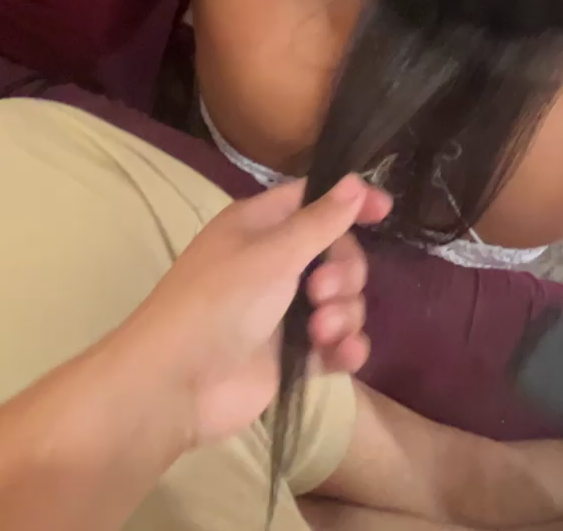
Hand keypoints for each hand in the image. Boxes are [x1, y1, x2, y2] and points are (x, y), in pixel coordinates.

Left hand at [109, 175, 390, 448]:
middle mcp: (275, 261)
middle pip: (337, 252)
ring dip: (343, 313)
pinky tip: (339, 355)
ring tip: (320, 332)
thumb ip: (320, 221)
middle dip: (343, 271)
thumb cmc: (220, 301)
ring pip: (342, 299)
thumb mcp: (272, 253)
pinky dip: (344, 347)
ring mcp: (285, 309)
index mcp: (261, 225)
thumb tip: (354, 181)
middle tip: (322, 290)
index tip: (384, 210)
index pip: (314, 200)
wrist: (178, 383)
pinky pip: (337, 342)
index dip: (349, 202)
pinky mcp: (293, 354)